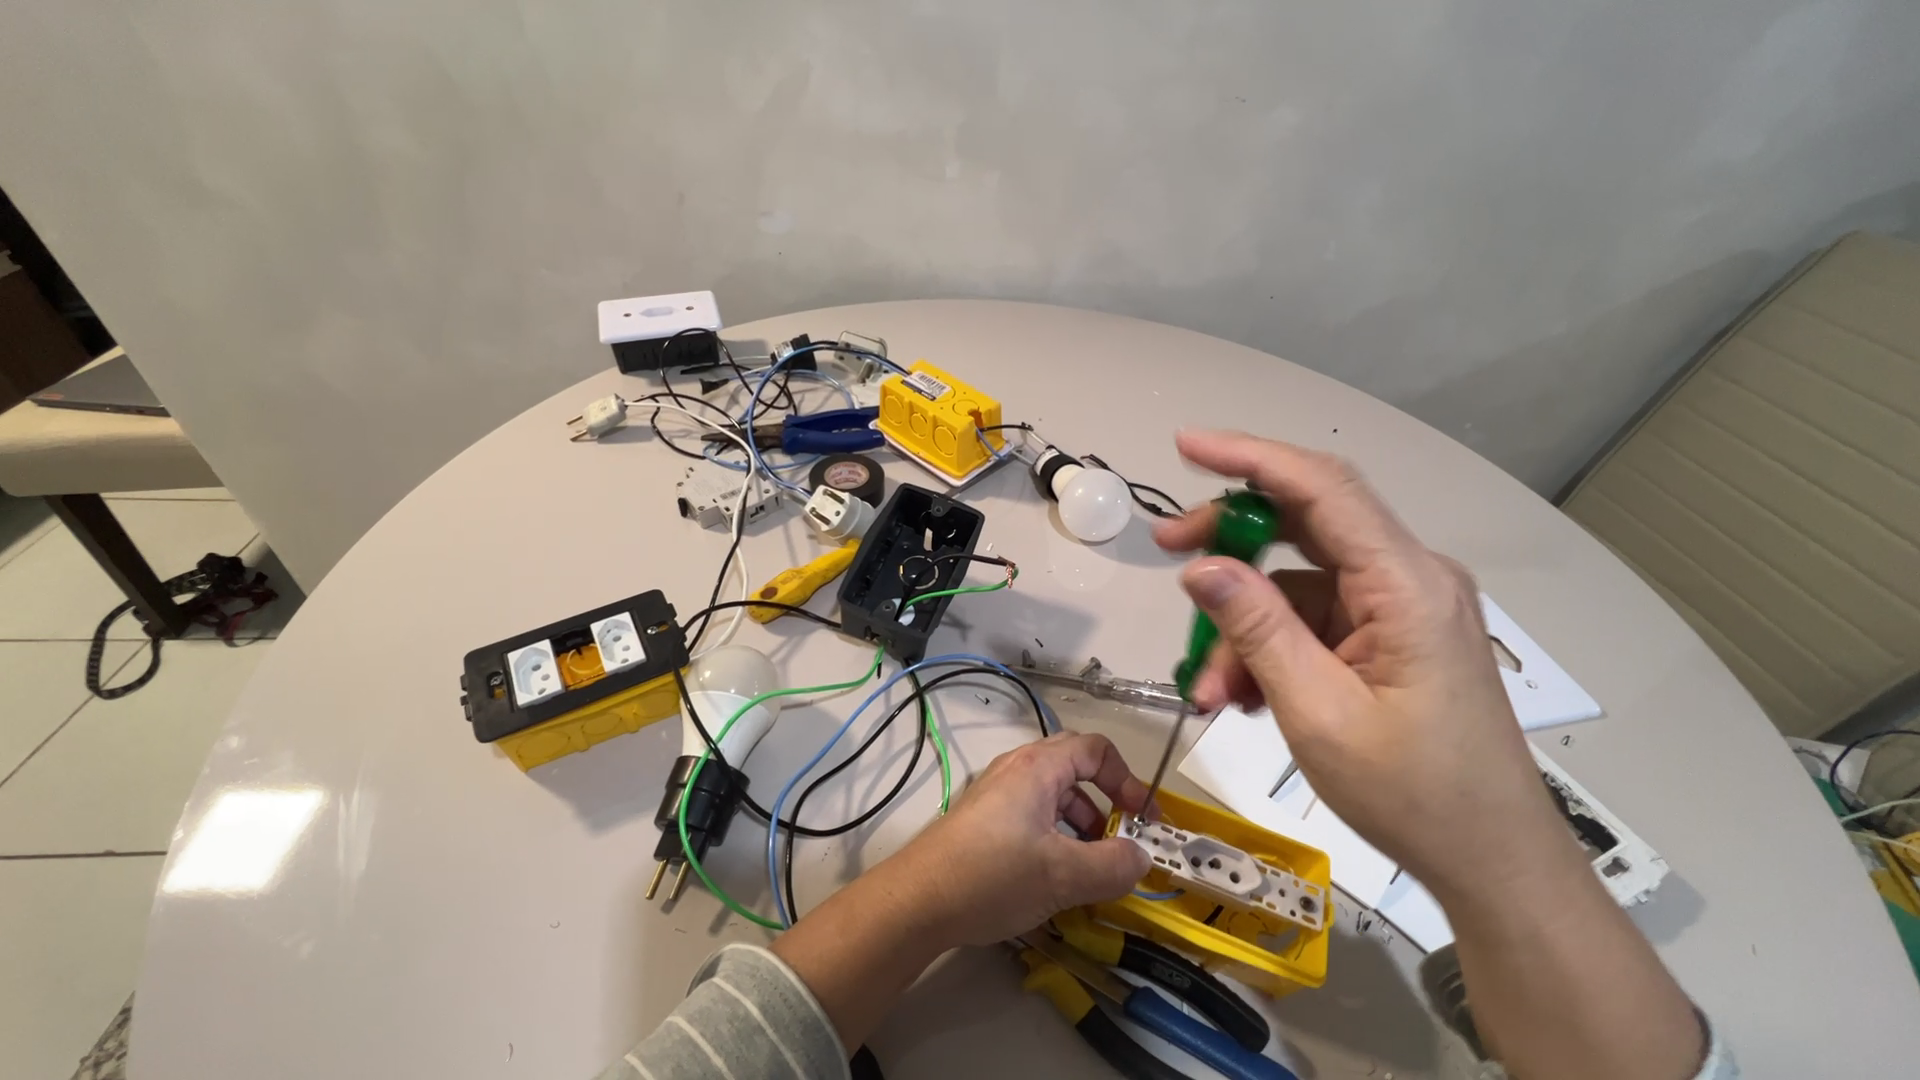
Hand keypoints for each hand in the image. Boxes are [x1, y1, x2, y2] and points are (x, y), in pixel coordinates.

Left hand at [876, 732, 1151, 946]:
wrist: (918, 900)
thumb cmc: (993, 877)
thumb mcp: (1063, 876)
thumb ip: (1112, 866)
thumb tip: (1141, 858)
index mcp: (1038, 768)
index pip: (1097, 749)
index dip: (1129, 779)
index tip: (1145, 818)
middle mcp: (1017, 769)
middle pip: (1076, 767)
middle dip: (1107, 799)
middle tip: (1123, 836)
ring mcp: (997, 793)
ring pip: (1054, 794)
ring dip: (1082, 822)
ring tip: (1094, 864)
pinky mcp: (984, 819)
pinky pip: (1033, 813)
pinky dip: (1057, 834)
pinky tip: (1058, 874)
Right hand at [1154, 430, 1578, 898]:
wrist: (1491, 860)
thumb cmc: (1413, 793)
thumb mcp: (1317, 712)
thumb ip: (1258, 628)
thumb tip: (1200, 567)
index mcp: (1405, 584)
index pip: (1321, 489)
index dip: (1250, 457)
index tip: (1185, 446)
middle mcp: (1408, 577)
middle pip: (1306, 523)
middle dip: (1231, 540)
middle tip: (1168, 553)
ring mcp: (1400, 606)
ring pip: (1298, 583)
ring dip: (1244, 625)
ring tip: (1211, 689)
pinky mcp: (1390, 635)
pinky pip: (1313, 619)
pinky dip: (1270, 647)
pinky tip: (1245, 695)